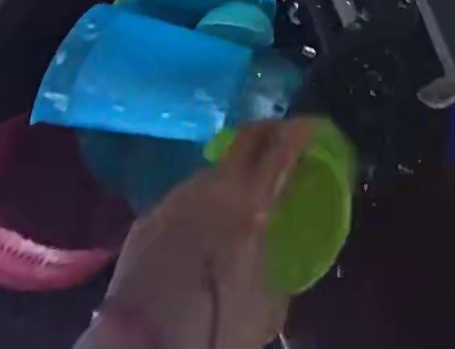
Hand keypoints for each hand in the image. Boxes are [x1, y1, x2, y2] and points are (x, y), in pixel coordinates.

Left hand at [86, 119, 317, 348]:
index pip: (282, 146)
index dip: (302, 131)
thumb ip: (277, 262)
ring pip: (215, 170)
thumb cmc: (214, 328)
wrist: (139, 347)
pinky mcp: (150, 216)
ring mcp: (179, 197)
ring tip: (242, 198)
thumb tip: (277, 248)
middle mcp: (215, 187)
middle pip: (247, 137)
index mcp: (251, 204)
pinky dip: (205, 204)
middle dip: (271, 131)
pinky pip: (187, 199)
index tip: (314, 128)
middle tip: (285, 138)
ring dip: (235, 174)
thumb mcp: (267, 305)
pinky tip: (203, 231)